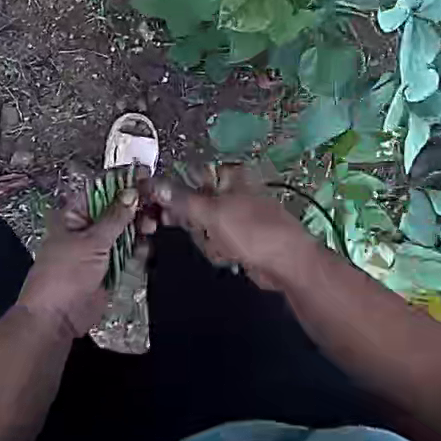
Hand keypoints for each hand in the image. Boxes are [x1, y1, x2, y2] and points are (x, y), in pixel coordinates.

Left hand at [15, 172, 142, 338]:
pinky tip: (147, 244)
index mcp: (76, 213)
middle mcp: (89, 226)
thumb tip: (132, 192)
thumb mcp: (91, 241)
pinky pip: (128, 250)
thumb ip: (114, 218)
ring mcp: (100, 246)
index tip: (144, 174)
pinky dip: (139, 246)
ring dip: (139, 226)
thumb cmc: (65, 273)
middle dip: (135, 205)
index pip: (101, 189)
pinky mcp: (111, 266)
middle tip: (155, 203)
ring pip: (125, 229)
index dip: (122, 181)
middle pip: (116, 208)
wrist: (57, 317)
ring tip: (152, 225)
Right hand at [146, 165, 318, 288]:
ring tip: (221, 246)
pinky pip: (212, 240)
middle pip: (192, 202)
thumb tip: (154, 184)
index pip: (189, 175)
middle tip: (198, 230)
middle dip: (192, 222)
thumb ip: (181, 199)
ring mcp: (233, 215)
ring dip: (206, 239)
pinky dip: (217, 250)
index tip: (159, 205)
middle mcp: (229, 192)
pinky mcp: (236, 237)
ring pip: (200, 225)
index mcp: (227, 176)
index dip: (172, 190)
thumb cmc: (253, 231)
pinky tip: (229, 255)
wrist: (287, 265)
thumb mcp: (212, 213)